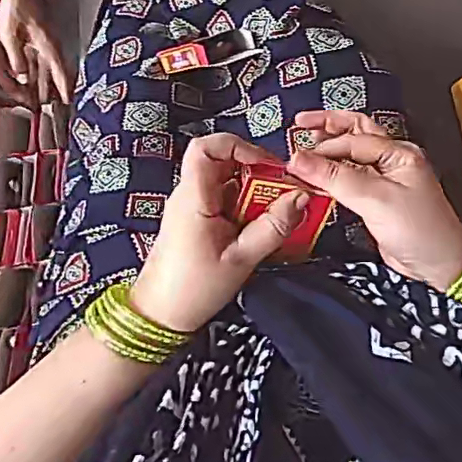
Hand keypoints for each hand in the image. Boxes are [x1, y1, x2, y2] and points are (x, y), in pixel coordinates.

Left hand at [0, 0, 71, 100]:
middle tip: (60, 103)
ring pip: (51, 64)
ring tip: (48, 93)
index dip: (64, 86)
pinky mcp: (40, 34)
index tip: (68, 100)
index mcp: (46, 44)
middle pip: (58, 69)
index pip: (59, 70)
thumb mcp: (10, 36)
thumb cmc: (16, 6)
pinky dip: (43, 68)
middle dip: (58, 87)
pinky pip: (45, 56)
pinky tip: (36, 74)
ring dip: (50, 79)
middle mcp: (50, 42)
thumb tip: (22, 77)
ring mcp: (46, 38)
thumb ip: (16, 58)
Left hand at [128, 134, 306, 330]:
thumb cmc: (193, 289)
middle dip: (256, 170)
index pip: (206, 147)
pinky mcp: (196, 219)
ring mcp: (191, 205)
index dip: (238, 146)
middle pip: (222, 161)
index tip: (266, 165)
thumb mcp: (241, 259)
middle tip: (282, 189)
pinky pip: (224, 198)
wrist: (160, 315)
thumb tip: (301, 197)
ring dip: (253, 189)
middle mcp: (189, 194)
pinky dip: (245, 204)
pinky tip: (259, 225)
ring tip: (275, 210)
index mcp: (193, 197)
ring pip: (226, 180)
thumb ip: (273, 226)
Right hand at [285, 110, 461, 287]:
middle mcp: (392, 159)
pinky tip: (315, 174)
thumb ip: (336, 177)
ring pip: (351, 153)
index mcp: (398, 152)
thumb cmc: (419, 230)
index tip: (295, 157)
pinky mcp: (377, 197)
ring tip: (302, 144)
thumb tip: (299, 159)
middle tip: (299, 123)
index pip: (353, 140)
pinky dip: (331, 172)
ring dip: (328, 146)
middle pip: (355, 132)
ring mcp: (385, 177)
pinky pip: (350, 176)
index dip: (323, 147)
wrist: (440, 267)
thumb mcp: (375, 199)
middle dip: (327, 125)